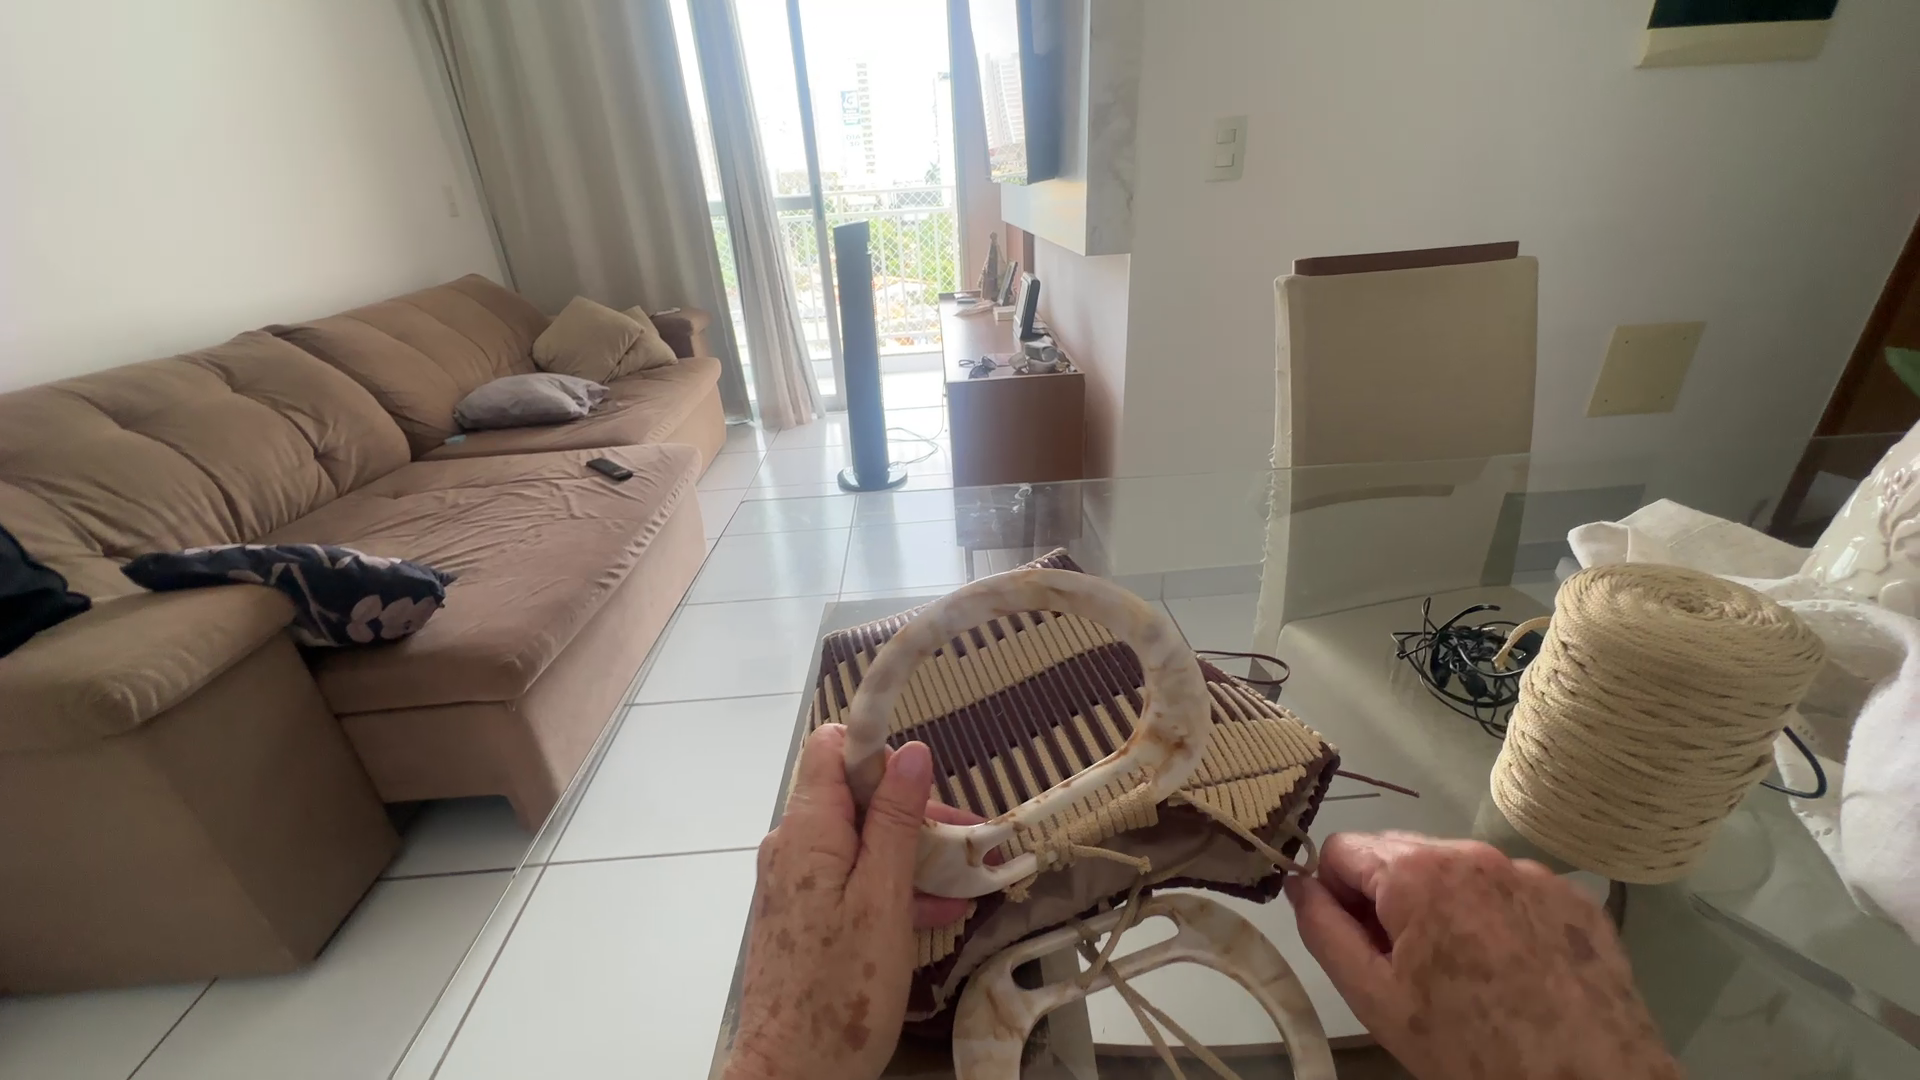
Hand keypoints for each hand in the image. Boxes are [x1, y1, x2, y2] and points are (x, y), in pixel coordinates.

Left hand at [725, 724, 960, 1079]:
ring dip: (910, 848)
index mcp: (807, 828)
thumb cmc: (843, 989)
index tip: (921, 774)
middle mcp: (794, 843)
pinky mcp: (804, 909)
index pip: (831, 748)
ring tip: (967, 870)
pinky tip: (938, 906)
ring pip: (858, 836)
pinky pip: (851, 874)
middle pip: (853, 794)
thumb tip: (911, 750)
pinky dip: (890, 880)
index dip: (876, 748)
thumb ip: (895, 819)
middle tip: (966, 834)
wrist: (791, 1078)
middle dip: (909, 806)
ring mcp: (797, 878)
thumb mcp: (882, 897)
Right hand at [1285, 832, 1680, 1079]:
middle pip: (1396, 853)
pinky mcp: (1574, 898)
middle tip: (1410, 965)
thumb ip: (1321, 927)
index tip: (1362, 945)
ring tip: (1465, 970)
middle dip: (1389, 898)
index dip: (1337, 896)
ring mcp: (1531, 872)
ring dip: (1440, 903)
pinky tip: (1512, 968)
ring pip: (1451, 868)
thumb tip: (1298, 882)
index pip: (1341, 849)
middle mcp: (1472, 852)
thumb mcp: (1373, 997)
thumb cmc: (1471, 1052)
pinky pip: (1506, 887)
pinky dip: (1494, 915)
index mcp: (1416, 870)